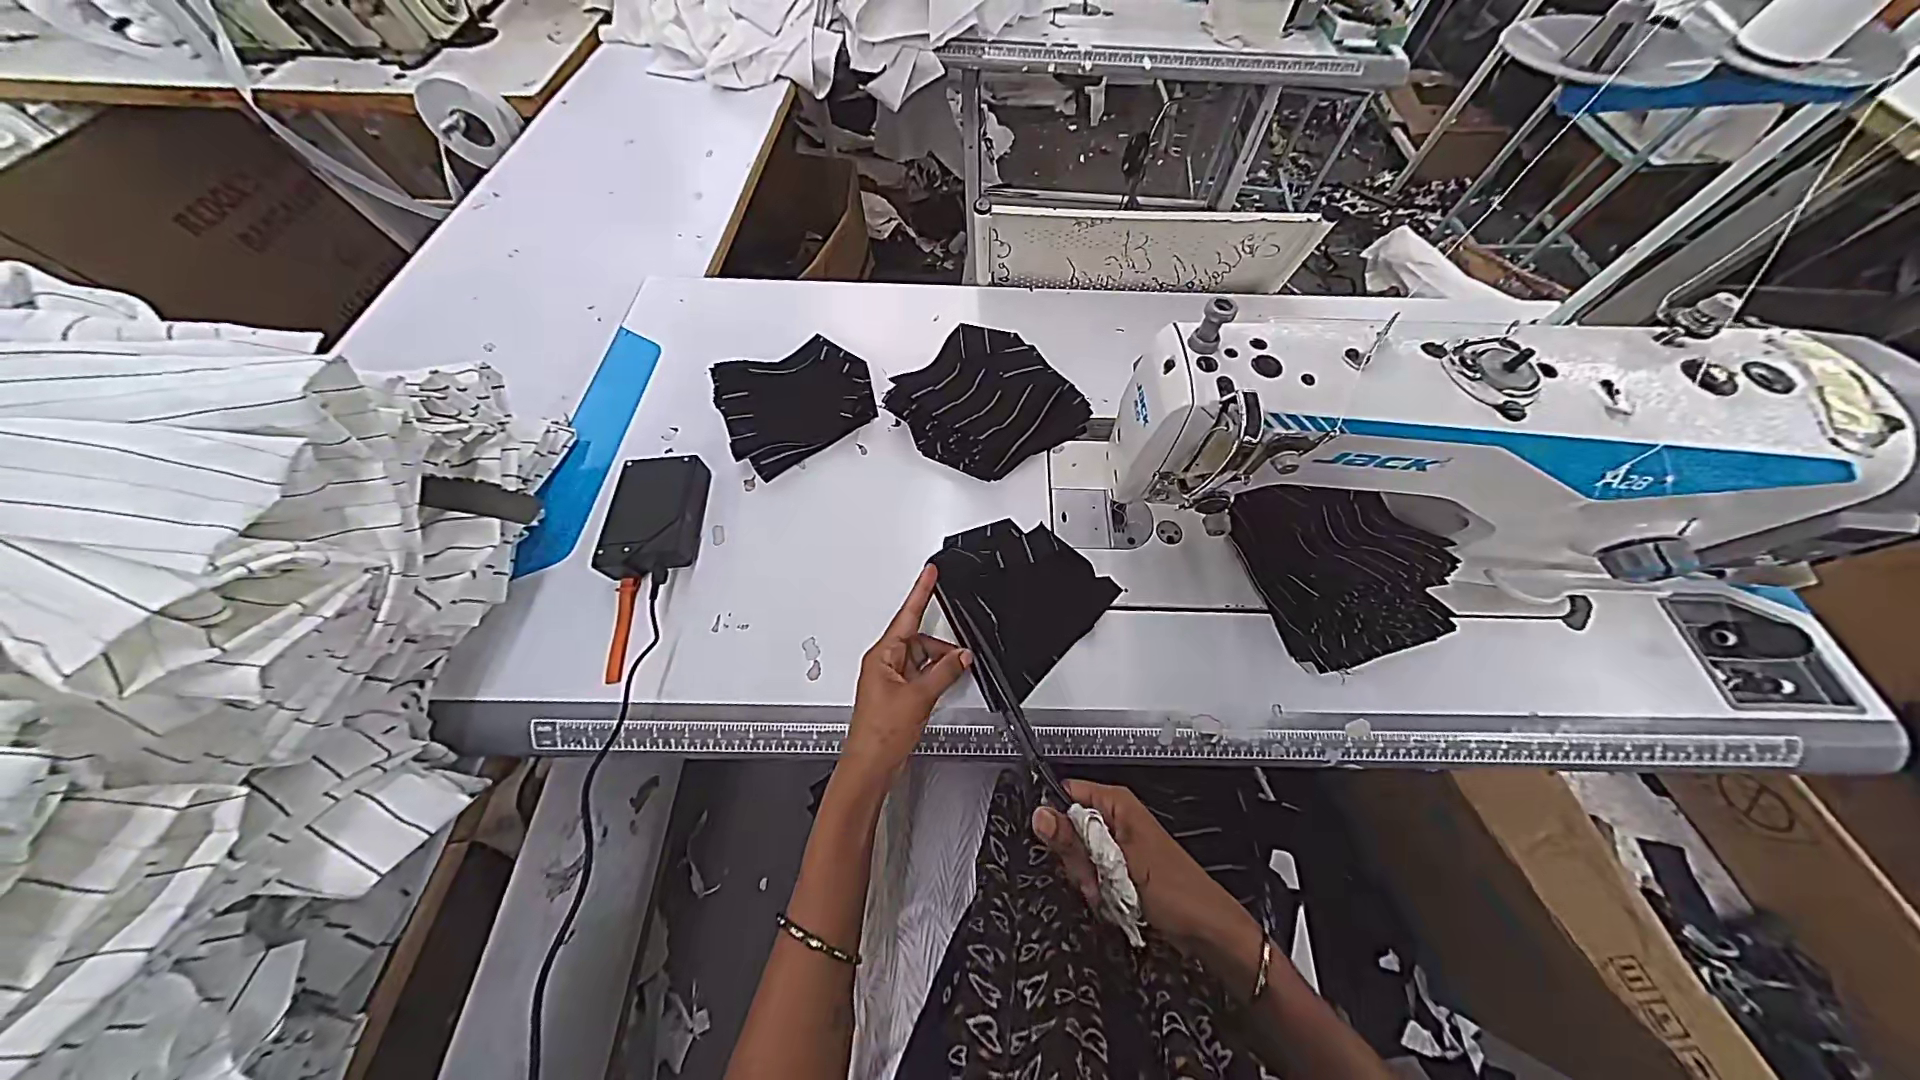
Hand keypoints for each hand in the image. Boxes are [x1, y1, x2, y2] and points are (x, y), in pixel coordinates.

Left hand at [840, 565, 970, 783]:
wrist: (870, 764)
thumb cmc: (879, 733)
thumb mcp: (919, 696)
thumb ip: (944, 672)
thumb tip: (960, 656)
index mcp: (882, 655)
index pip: (906, 615)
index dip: (920, 592)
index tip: (929, 573)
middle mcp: (884, 663)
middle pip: (919, 640)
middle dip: (941, 647)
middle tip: (959, 656)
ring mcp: (891, 679)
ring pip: (922, 659)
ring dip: (938, 666)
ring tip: (949, 680)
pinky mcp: (898, 694)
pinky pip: (920, 675)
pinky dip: (934, 679)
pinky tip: (942, 688)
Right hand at [1033, 779, 1264, 986]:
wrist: (1206, 930)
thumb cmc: (1176, 891)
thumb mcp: (1117, 863)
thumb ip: (1075, 840)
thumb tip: (1040, 815)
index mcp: (1116, 802)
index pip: (1065, 792)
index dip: (1055, 818)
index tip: (1059, 844)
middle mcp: (1115, 818)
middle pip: (1068, 828)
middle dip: (1074, 859)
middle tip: (1093, 876)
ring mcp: (1116, 844)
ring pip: (1077, 855)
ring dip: (1085, 879)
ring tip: (1106, 891)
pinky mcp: (1118, 867)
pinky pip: (1089, 873)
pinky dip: (1095, 889)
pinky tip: (1109, 899)